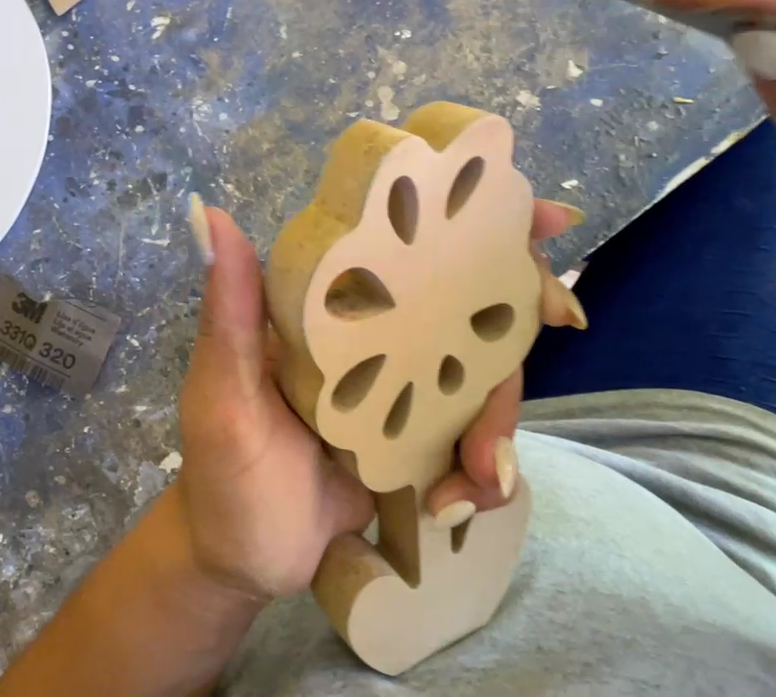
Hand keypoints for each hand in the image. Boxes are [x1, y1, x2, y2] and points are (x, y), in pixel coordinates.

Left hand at [175, 201, 584, 601]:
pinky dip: (481, 473)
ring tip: (480, 475)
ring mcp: (394, 394)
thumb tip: (214, 215)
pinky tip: (457, 505)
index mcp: (319, 313)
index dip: (466, 226)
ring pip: (475, 380)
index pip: (395, 249)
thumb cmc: (222, 472)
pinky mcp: (412, 446)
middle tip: (560, 326)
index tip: (542, 219)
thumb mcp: (220, 392)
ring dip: (496, 423)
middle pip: (458, 310)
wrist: (241, 560)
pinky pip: (470, 443)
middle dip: (510, 321)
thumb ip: (227, 313)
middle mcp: (364, 341)